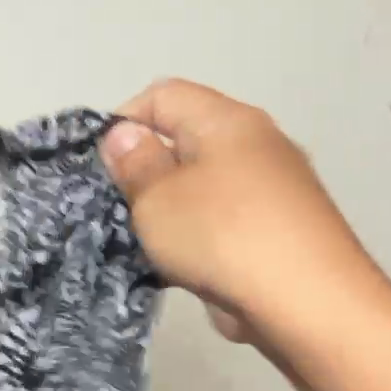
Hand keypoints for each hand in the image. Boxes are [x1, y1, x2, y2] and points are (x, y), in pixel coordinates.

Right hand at [100, 79, 380, 344]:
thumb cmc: (219, 234)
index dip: (120, 123)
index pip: (163, 96)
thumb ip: (136, 161)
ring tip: (132, 235)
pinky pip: (208, 212)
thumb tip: (123, 132)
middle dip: (137, 167)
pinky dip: (180, 228)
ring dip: (157, 203)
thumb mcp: (158, 197)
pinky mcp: (262, 222)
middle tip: (107, 206)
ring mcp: (261, 184)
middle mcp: (251, 142)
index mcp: (226, 123)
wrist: (296, 295)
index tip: (94, 167)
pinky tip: (165, 256)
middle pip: (180, 137)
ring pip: (193, 179)